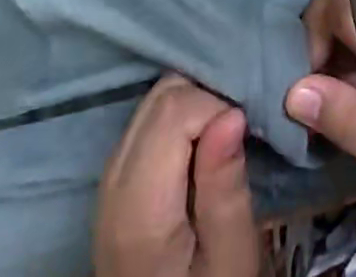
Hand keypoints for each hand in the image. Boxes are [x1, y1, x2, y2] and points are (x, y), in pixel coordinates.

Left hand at [94, 74, 259, 276]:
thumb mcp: (230, 258)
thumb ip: (226, 187)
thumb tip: (232, 114)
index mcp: (140, 206)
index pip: (175, 110)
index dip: (218, 108)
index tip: (246, 138)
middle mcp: (113, 180)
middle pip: (161, 97)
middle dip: (208, 97)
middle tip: (241, 131)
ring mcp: (109, 177)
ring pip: (153, 101)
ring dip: (195, 102)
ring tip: (226, 135)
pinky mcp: (116, 178)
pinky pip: (148, 120)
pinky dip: (181, 114)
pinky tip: (204, 142)